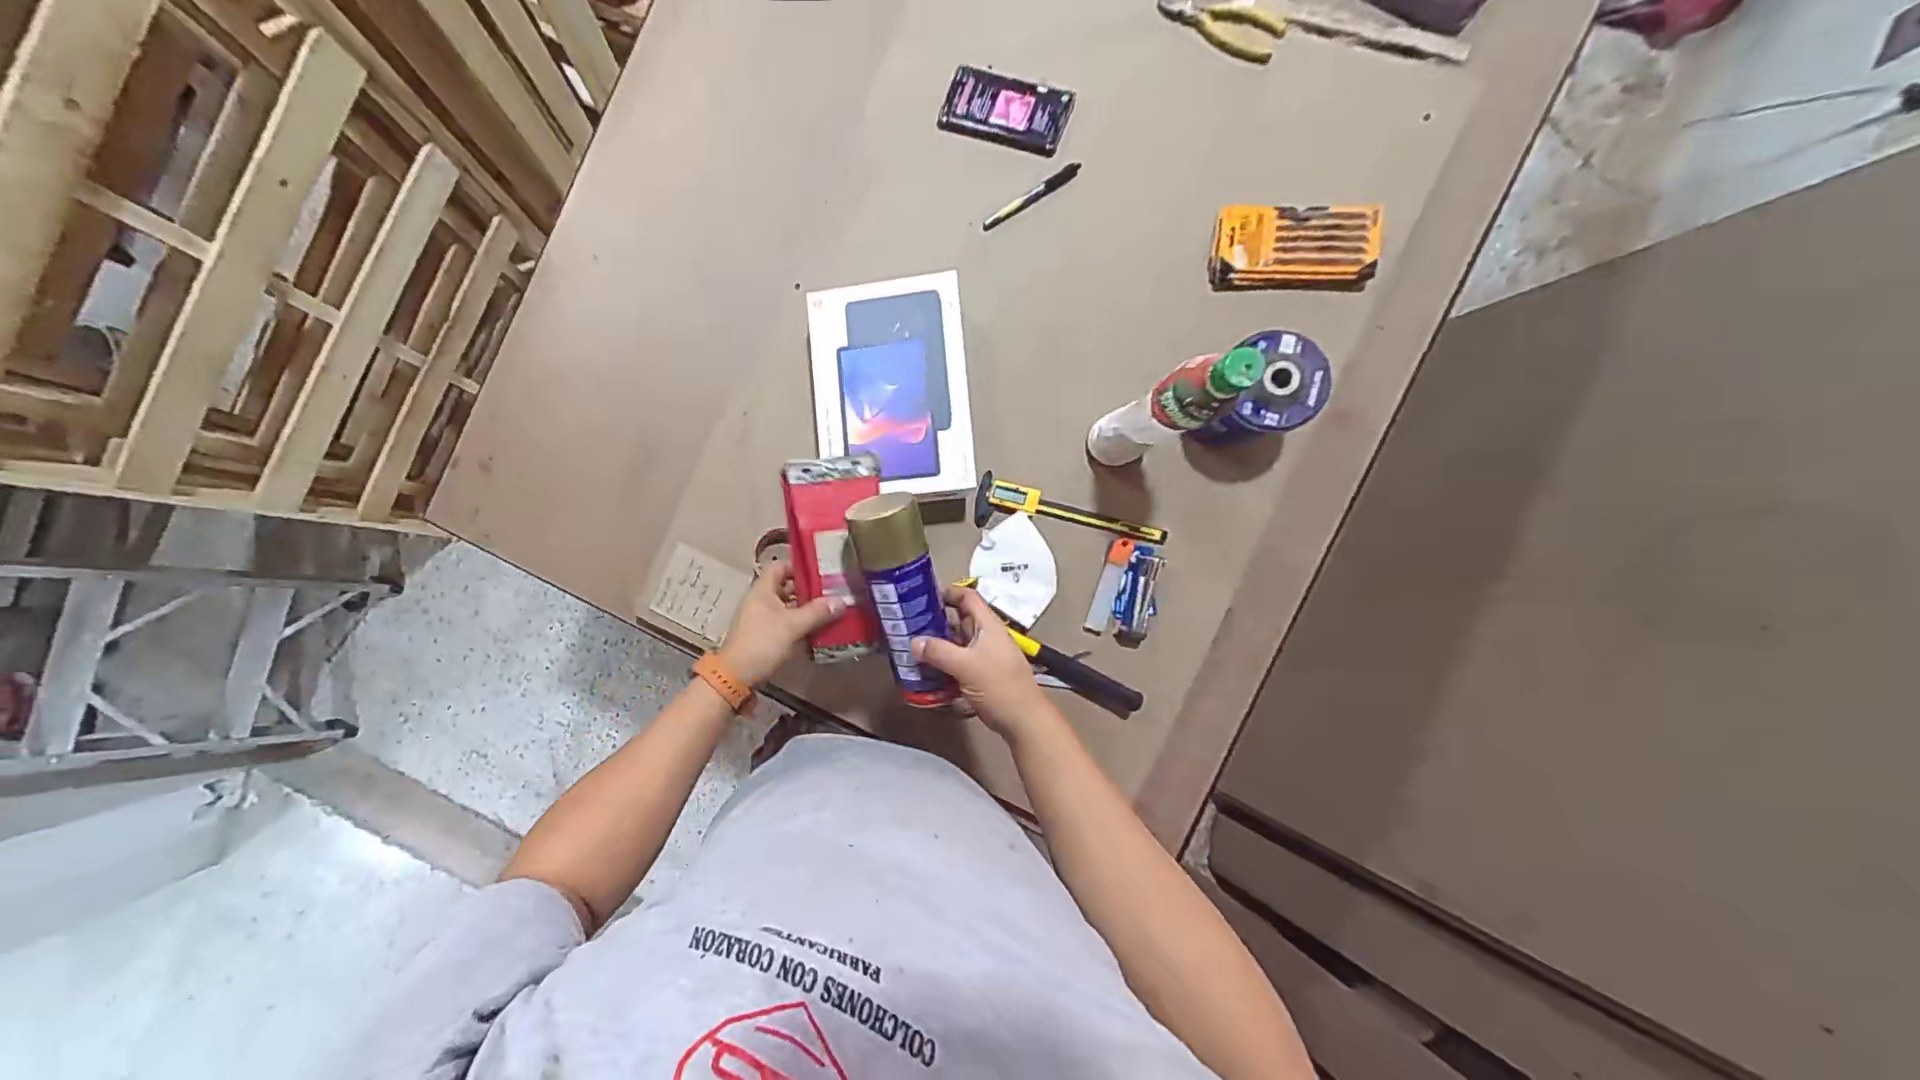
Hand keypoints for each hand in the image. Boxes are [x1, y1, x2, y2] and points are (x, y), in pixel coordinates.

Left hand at [718, 561, 847, 684]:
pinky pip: (787, 624)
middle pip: (786, 588)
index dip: (798, 567)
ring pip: (787, 607)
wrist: (737, 677)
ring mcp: (762, 620)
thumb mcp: (792, 625)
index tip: (820, 571)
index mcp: (762, 591)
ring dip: (806, 608)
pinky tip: (819, 628)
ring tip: (830, 609)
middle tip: (831, 592)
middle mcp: (761, 602)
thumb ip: (817, 611)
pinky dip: (801, 624)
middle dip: (808, 590)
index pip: (779, 567)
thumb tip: (842, 600)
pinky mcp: (766, 637)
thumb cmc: (762, 643)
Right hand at [911, 587, 1057, 740]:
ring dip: (936, 644)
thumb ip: (938, 651)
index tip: (922, 595)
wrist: (1022, 719)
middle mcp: (985, 636)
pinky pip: (956, 662)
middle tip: (908, 624)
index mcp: (987, 625)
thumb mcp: (966, 665)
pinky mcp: (979, 674)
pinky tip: (924, 670)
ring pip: (956, 643)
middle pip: (958, 620)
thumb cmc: (999, 686)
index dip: (948, 592)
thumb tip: (914, 642)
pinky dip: (942, 663)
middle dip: (935, 620)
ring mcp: (983, 656)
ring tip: (911, 646)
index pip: (968, 597)